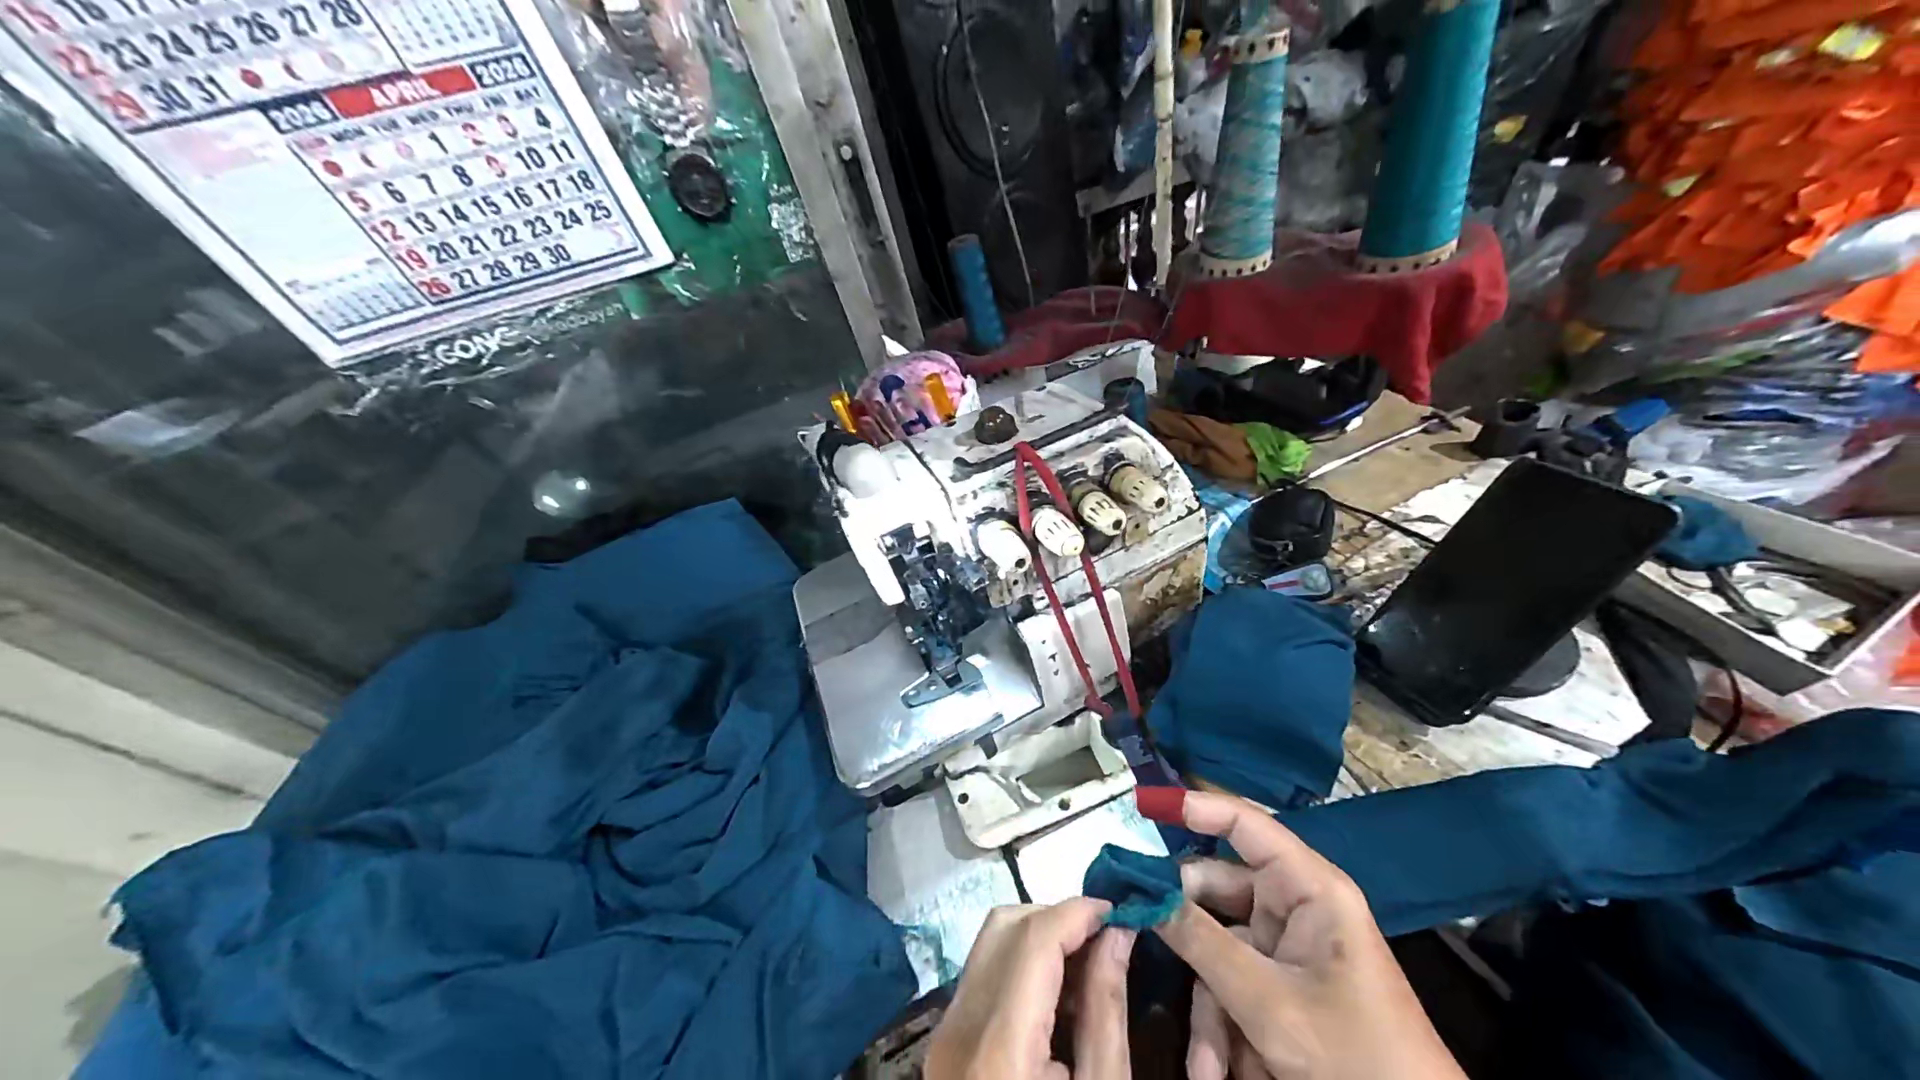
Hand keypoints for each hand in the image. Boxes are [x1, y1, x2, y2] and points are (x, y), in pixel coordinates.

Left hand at [926, 898, 1136, 1079]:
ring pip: (990, 943)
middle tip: (1107, 939)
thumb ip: (1106, 1009)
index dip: (1078, 912)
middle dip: (1059, 919)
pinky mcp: (943, 1043)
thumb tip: (1116, 934)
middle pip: (1004, 928)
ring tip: (1088, 965)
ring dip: (1040, 937)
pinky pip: (983, 975)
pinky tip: (1058, 993)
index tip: (1119, 909)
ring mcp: (943, 1036)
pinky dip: (1022, 964)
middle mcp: (957, 1030)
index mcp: (998, 1051)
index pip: (1033, 939)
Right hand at [1138, 788, 1465, 1079]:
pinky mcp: (1280, 986)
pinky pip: (1230, 985)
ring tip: (1208, 1067)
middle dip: (1185, 937)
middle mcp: (1295, 906)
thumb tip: (1145, 894)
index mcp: (1308, 888)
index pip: (1243, 823)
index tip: (1141, 805)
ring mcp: (1286, 948)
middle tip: (1137, 938)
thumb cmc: (1354, 1059)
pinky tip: (1218, 1070)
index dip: (1193, 807)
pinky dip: (1221, 1027)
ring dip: (1206, 1006)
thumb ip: (1200, 941)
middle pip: (1215, 891)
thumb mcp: (1267, 1002)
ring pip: (1216, 947)